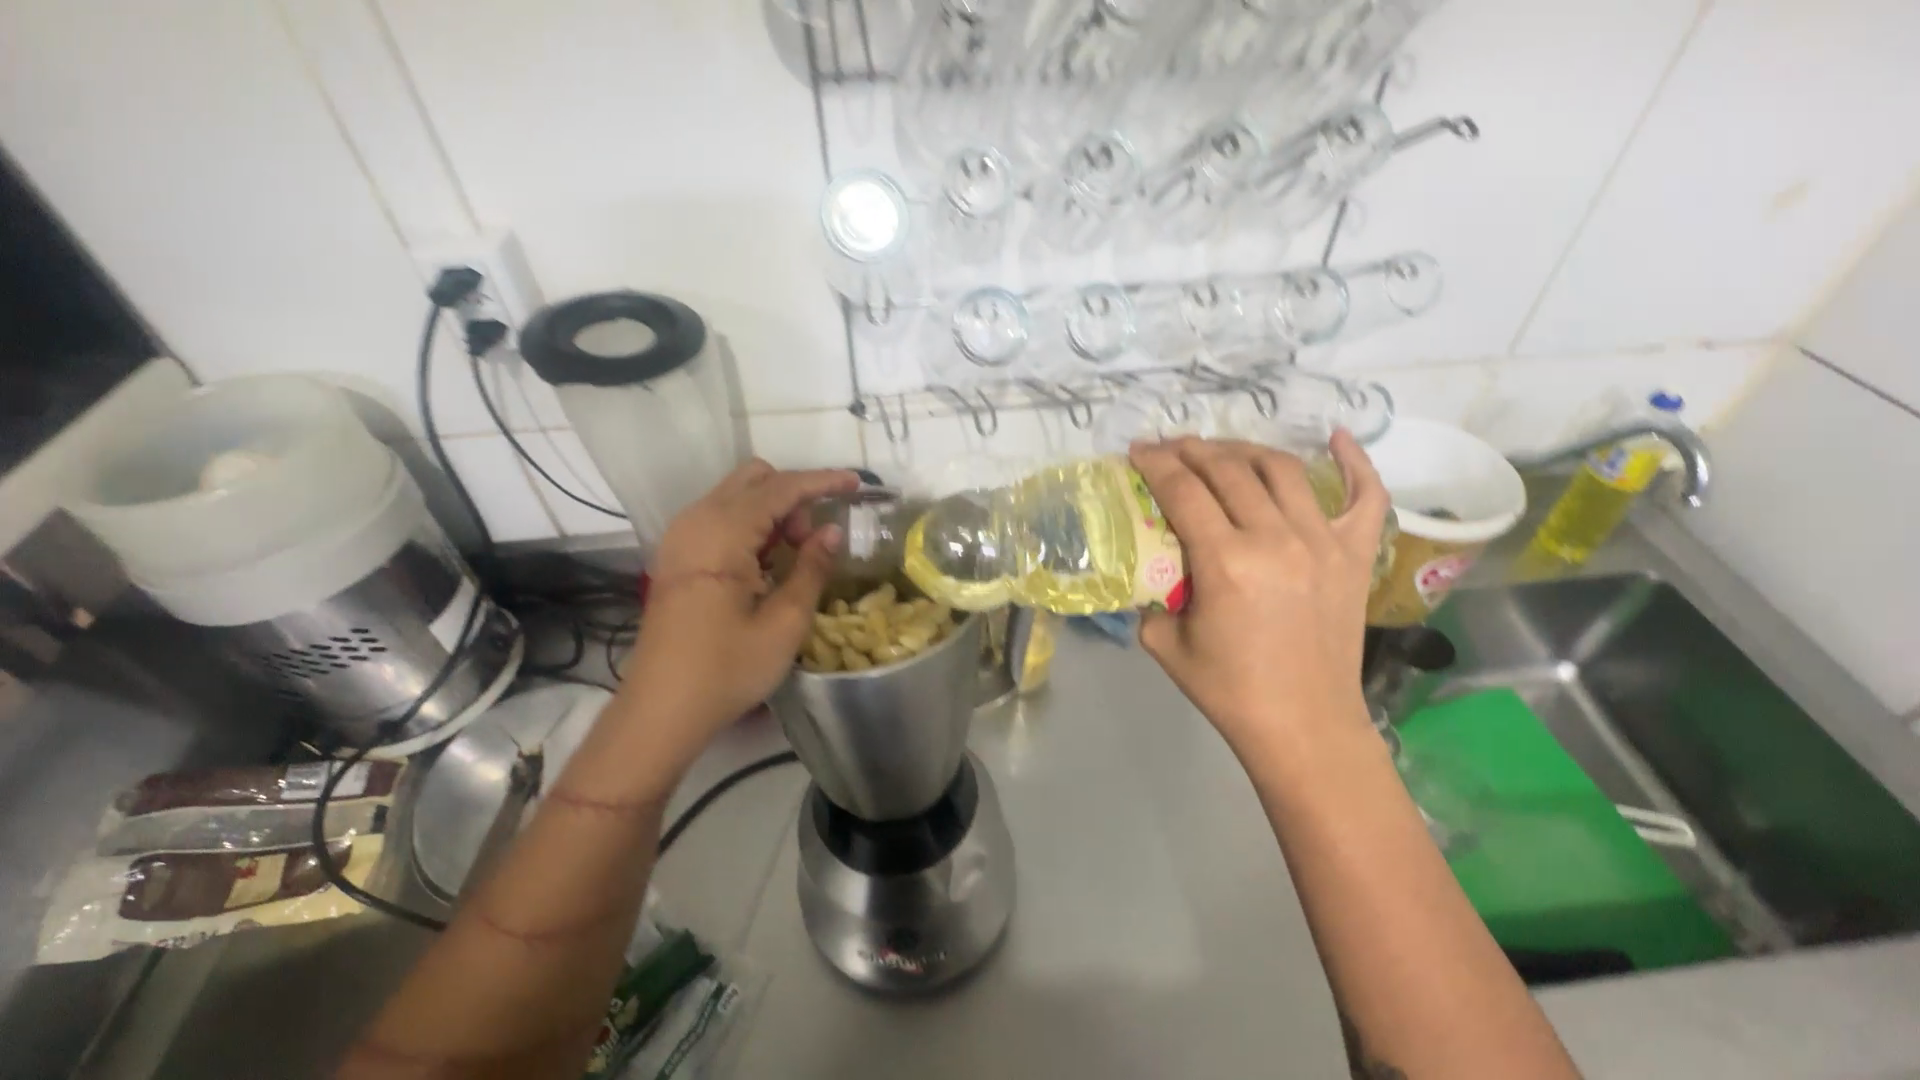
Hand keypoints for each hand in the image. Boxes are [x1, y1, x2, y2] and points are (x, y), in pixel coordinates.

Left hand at [624, 461, 858, 745]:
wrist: (661, 709)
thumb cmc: (726, 670)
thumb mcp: (784, 623)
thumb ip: (812, 568)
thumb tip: (831, 531)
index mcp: (723, 532)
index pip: (781, 487)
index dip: (822, 481)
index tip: (858, 485)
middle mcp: (696, 520)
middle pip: (754, 479)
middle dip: (793, 497)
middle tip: (813, 541)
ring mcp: (681, 537)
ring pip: (736, 496)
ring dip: (772, 511)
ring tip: (794, 557)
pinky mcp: (676, 556)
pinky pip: (720, 518)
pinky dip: (750, 526)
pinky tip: (766, 565)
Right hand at [1129, 433, 1389, 765]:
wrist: (1304, 725)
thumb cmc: (1231, 691)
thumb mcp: (1167, 646)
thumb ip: (1151, 600)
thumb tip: (1150, 573)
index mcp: (1225, 562)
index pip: (1183, 490)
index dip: (1155, 463)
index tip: (1138, 451)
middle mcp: (1275, 539)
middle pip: (1228, 470)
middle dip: (1192, 451)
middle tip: (1172, 449)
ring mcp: (1323, 541)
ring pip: (1282, 470)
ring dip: (1246, 451)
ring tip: (1224, 451)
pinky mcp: (1356, 554)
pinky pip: (1366, 495)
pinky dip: (1355, 461)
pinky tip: (1336, 437)